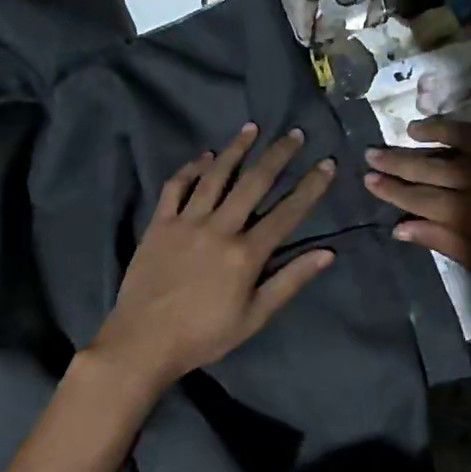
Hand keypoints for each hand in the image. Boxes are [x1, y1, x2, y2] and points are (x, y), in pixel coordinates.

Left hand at [92, 123, 336, 387]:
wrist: (143, 342)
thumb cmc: (204, 334)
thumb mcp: (255, 316)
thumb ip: (290, 281)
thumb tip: (327, 254)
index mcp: (246, 253)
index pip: (287, 212)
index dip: (310, 186)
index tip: (327, 163)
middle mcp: (219, 228)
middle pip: (253, 182)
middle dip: (278, 155)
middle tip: (295, 133)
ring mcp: (186, 222)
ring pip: (215, 176)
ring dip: (236, 149)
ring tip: (252, 129)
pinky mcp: (159, 224)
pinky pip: (176, 187)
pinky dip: (191, 168)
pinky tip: (205, 156)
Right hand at [364, 117, 470, 312]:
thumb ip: (438, 240)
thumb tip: (399, 227)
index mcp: (466, 212)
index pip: (416, 195)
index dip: (390, 187)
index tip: (367, 177)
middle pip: (431, 165)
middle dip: (398, 159)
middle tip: (372, 151)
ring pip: (464, 137)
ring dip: (436, 130)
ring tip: (411, 128)